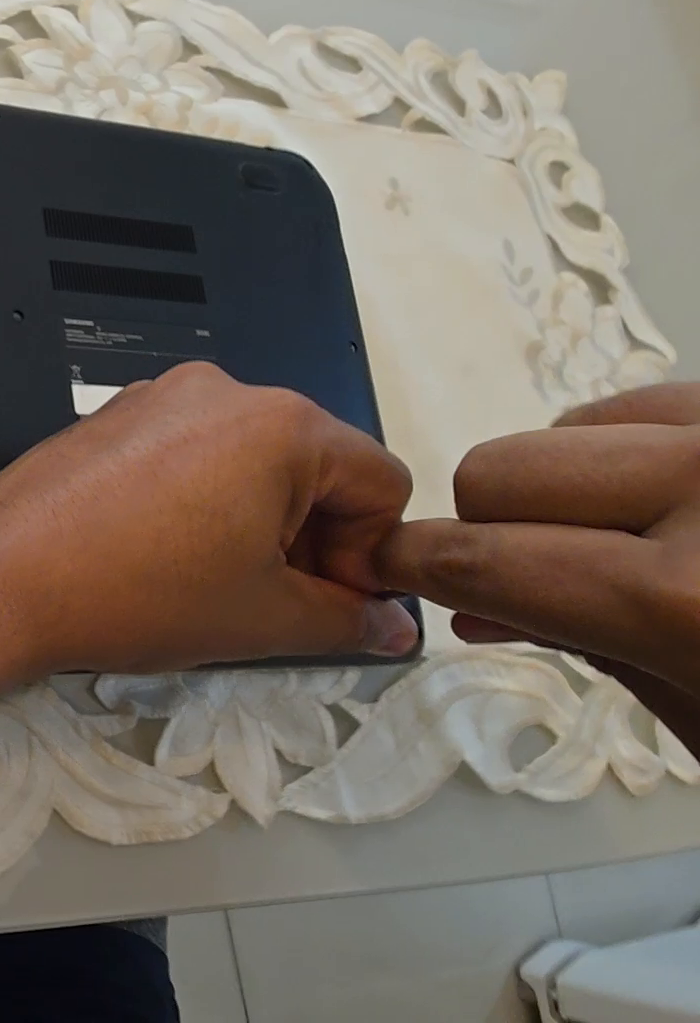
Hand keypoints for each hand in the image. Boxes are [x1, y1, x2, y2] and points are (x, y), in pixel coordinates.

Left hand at [0, 361, 418, 680]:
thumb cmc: (131, 595)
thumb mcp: (259, 619)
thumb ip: (344, 620)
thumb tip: (386, 626)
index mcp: (278, 423)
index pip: (379, 484)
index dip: (365, 555)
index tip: (323, 603)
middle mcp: (214, 392)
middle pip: (307, 465)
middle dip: (304, 536)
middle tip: (261, 597)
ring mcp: (148, 402)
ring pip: (238, 461)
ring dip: (245, 520)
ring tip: (197, 580)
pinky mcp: (101, 422)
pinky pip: (176, 456)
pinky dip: (188, 500)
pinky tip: (149, 551)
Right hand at [376, 383, 699, 745]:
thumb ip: (574, 643)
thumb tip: (467, 603)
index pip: (475, 555)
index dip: (404, 563)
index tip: (375, 567)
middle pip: (504, 467)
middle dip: (493, 524)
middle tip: (537, 575)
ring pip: (580, 421)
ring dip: (576, 484)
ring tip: (639, 539)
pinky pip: (672, 400)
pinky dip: (650, 452)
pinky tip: (698, 506)